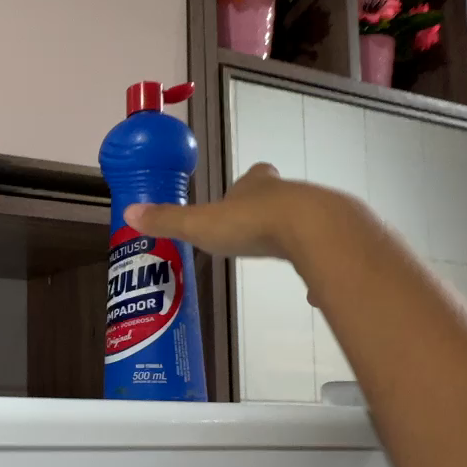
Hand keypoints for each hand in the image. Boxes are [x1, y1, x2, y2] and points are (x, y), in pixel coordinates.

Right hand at [124, 163, 348, 262]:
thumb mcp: (200, 225)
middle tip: (253, 232)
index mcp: (255, 186)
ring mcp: (317, 213)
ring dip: (294, 236)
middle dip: (268, 212)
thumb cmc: (252, 224)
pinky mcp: (337, 237)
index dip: (248, 183)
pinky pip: (326, 252)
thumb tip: (129, 213)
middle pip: (279, 197)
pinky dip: (318, 266)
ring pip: (305, 221)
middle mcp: (288, 193)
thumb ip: (167, 221)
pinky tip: (311, 291)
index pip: (253, 176)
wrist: (316, 232)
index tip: (240, 195)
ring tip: (280, 259)